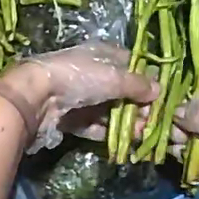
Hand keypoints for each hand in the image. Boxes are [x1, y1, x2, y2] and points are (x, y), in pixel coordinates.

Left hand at [0, 42, 156, 151]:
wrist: (36, 97)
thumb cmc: (79, 77)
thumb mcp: (114, 77)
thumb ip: (138, 85)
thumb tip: (159, 90)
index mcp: (102, 54)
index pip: (131, 65)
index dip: (147, 81)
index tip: (162, 98)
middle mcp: (91, 73)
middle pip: (121, 91)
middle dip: (139, 107)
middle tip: (154, 123)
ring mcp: (80, 97)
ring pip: (109, 111)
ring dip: (126, 123)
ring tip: (142, 135)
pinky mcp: (70, 118)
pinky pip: (94, 126)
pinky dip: (109, 133)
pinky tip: (124, 143)